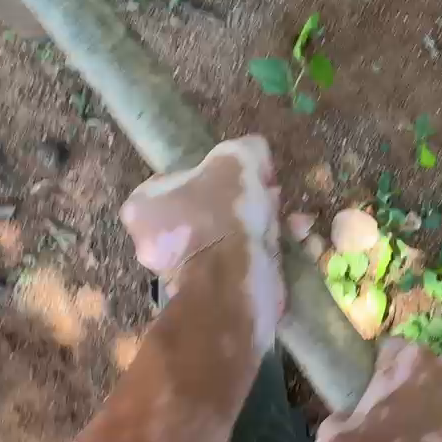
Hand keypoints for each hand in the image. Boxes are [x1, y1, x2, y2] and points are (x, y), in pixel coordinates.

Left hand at [119, 136, 283, 352]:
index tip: (249, 176)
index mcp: (145, 206)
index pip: (182, 179)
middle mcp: (154, 241)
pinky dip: (268, 251)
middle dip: (250, 201)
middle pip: (211, 208)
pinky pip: (241, 262)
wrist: (234, 282)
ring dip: (265, 225)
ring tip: (295, 222)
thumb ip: (246, 148)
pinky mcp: (212, 293)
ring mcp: (182, 272)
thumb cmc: (225, 214)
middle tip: (274, 197)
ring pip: (230, 237)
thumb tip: (256, 156)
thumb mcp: (238, 159)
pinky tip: (296, 242)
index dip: (220, 173)